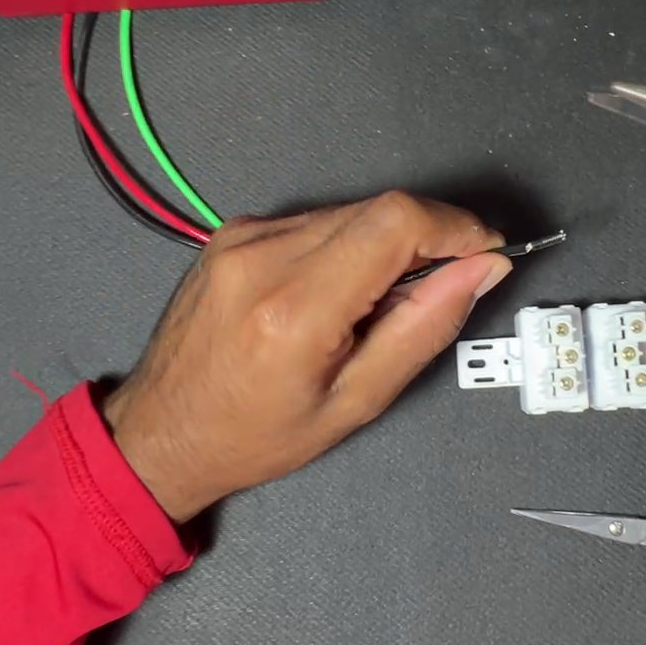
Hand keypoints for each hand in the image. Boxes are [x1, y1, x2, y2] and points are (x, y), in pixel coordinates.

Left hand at [102, 192, 511, 521]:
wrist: (162, 432)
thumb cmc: (256, 435)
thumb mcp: (355, 401)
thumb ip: (424, 328)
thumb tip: (479, 269)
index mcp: (295, 306)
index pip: (396, 222)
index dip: (455, 227)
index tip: (483, 253)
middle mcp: (263, 254)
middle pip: (379, 209)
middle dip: (428, 239)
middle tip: (435, 291)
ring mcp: (243, 236)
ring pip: (351, 211)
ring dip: (386, 244)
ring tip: (372, 306)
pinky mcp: (234, 230)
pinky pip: (317, 220)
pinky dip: (348, 245)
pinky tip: (336, 292)